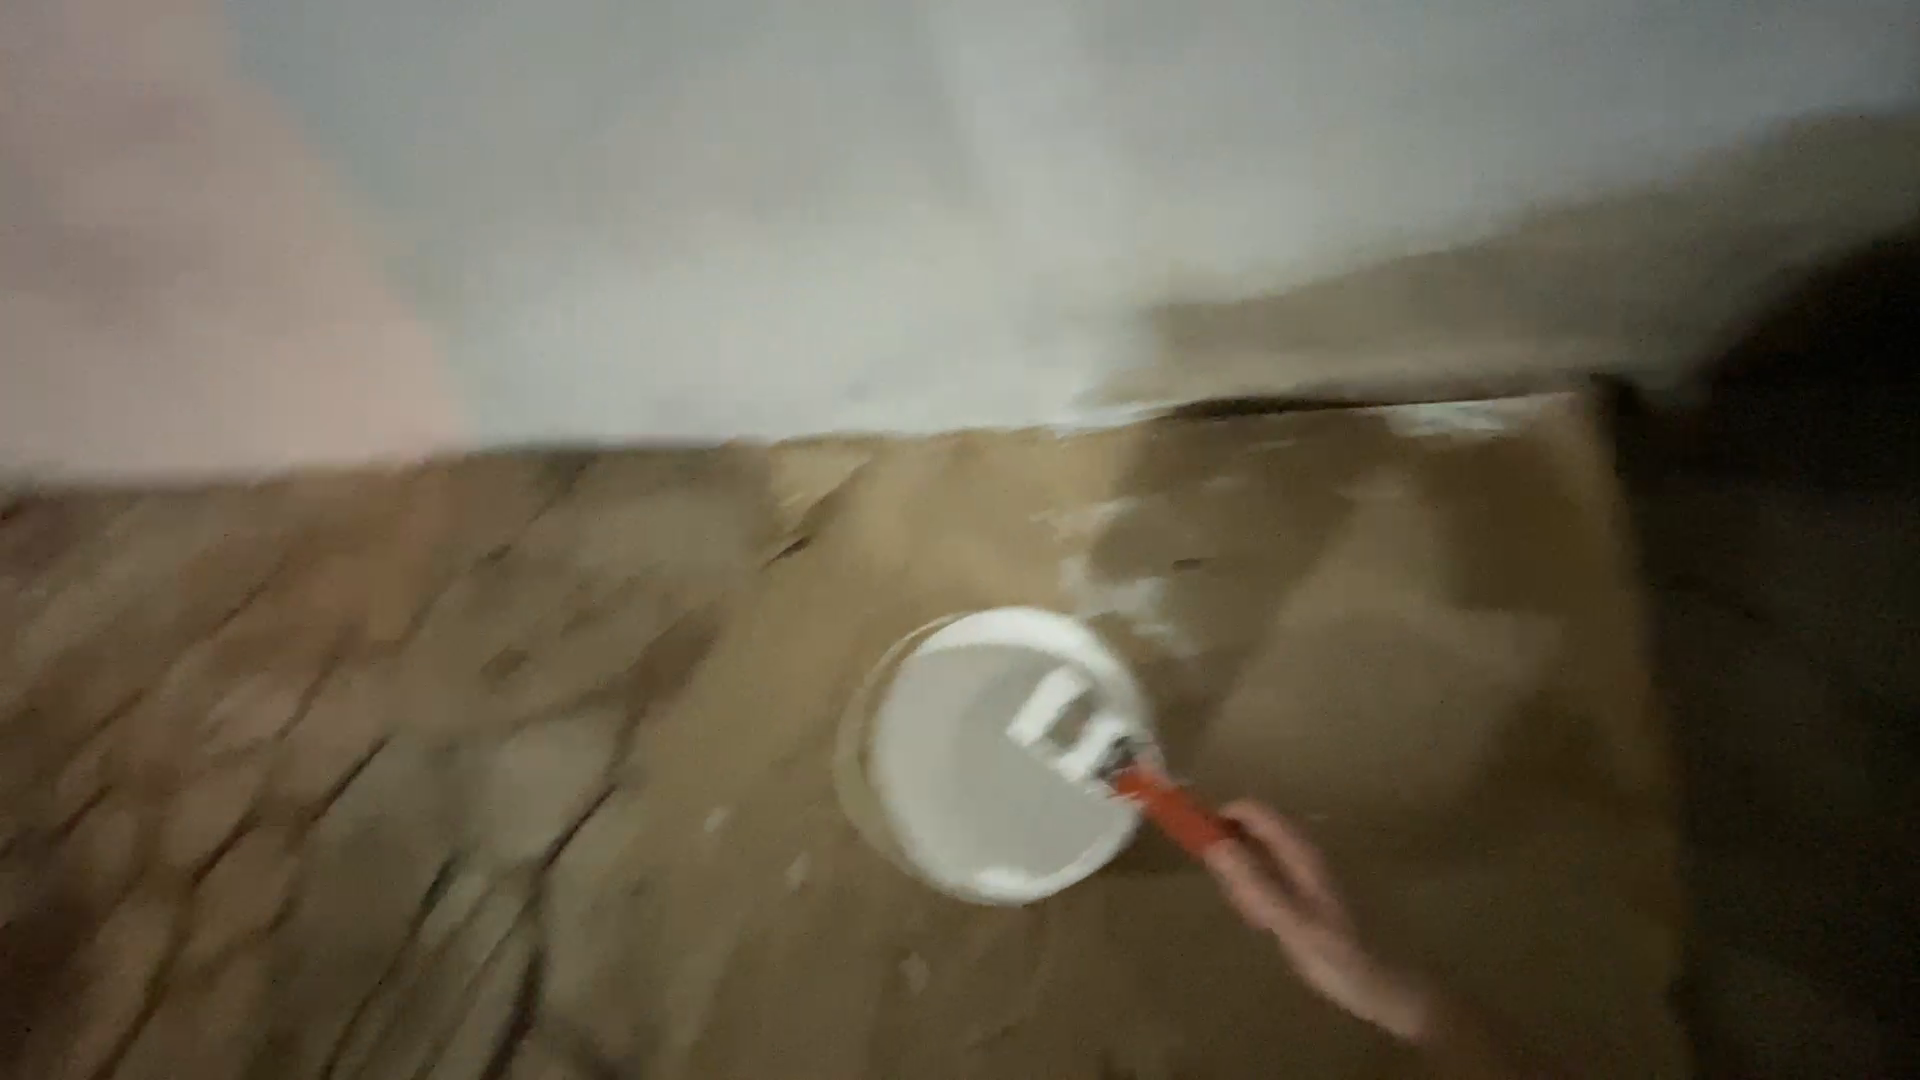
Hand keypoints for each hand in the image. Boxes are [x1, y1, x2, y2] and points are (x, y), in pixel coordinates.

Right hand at [1202, 801, 1434, 1041]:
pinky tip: (1264, 922)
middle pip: (1248, 829)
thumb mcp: (1291, 923)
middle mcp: (1300, 849)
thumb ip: (1253, 883)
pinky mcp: (1303, 887)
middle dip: (1230, 856)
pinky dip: (1254, 890)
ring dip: (1242, 877)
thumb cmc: (1339, 955)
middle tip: (1236, 897)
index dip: (1220, 817)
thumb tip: (1214, 844)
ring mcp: (1302, 867)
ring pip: (1254, 852)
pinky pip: (1265, 872)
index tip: (1198, 843)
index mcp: (1299, 849)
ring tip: (1254, 917)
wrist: (1385, 987)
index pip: (1251, 809)